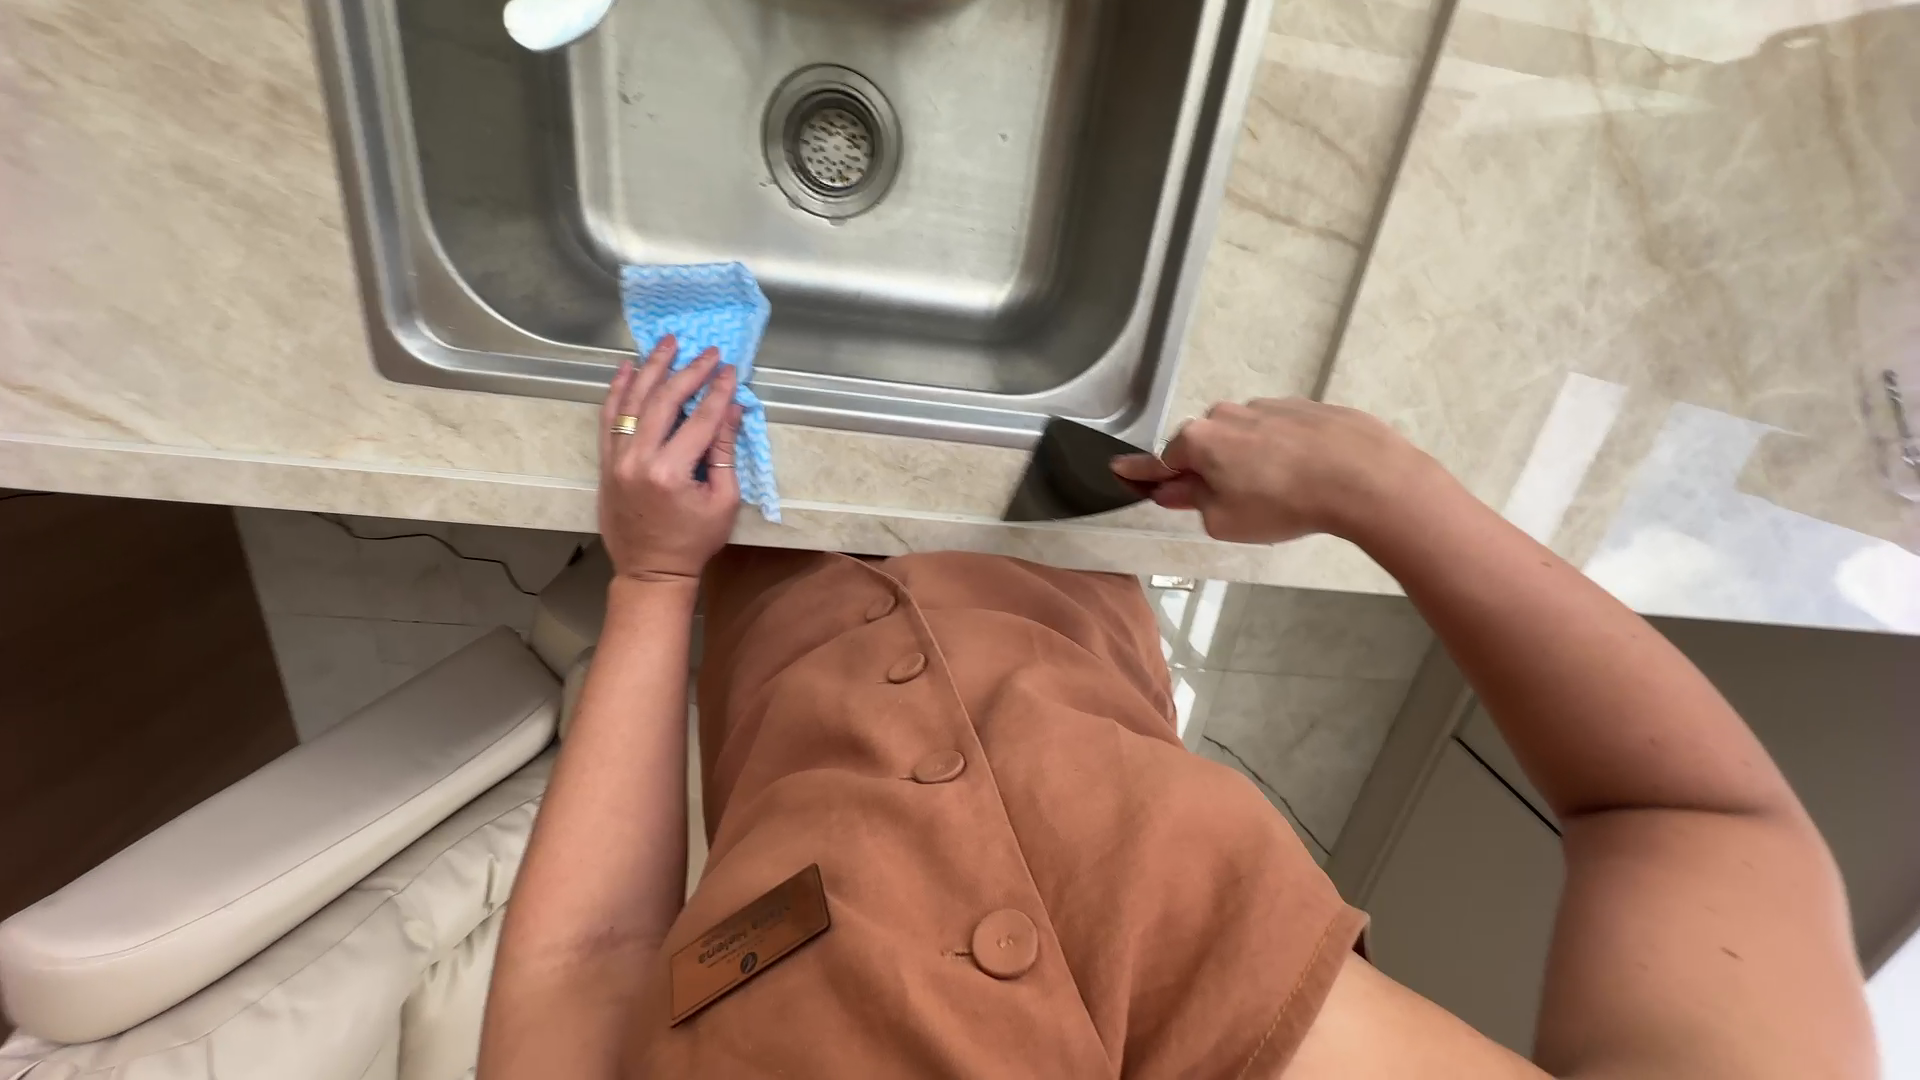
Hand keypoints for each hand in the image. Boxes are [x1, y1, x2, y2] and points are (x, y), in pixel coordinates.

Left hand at [597, 335, 743, 583]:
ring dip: (650, 369)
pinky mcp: (606, 462)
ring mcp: (616, 459)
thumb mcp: (723, 502)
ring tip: (666, 344)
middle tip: (705, 351)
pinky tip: (627, 368)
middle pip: (663, 401)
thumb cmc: (694, 541)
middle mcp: (639, 459)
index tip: (729, 369)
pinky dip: (617, 390)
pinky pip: (608, 417)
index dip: (716, 392)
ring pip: (631, 402)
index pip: (700, 420)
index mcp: (672, 472)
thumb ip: (725, 453)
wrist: (651, 570)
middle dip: (686, 372)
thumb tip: (731, 410)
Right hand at [1110, 398, 1434, 543]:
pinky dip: (1283, 451)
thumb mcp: (1224, 521)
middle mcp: (1227, 414)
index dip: (1140, 474)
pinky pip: (1280, 432)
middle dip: (1208, 471)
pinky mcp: (1306, 407)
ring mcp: (1268, 406)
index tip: (1119, 471)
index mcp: (1198, 440)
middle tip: (1229, 503)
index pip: (1159, 461)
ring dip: (1248, 460)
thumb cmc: (1282, 504)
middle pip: (1204, 446)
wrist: (1364, 477)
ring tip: (1280, 492)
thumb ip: (1194, 503)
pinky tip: (1306, 475)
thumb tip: (1178, 489)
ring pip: (1244, 438)